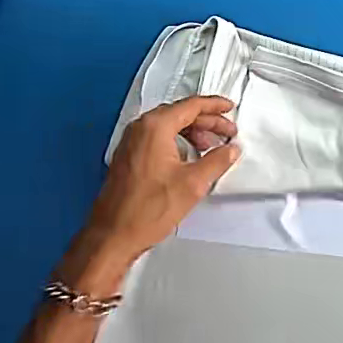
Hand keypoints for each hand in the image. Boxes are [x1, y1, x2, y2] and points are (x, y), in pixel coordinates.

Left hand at [58, 96, 241, 294]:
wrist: (111, 237)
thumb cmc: (146, 210)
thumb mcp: (192, 184)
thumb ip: (217, 160)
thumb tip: (231, 149)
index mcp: (155, 126)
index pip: (192, 105)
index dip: (214, 106)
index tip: (228, 107)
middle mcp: (140, 128)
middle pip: (180, 113)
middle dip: (206, 121)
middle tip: (226, 130)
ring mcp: (131, 141)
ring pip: (169, 125)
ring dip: (192, 132)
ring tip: (211, 146)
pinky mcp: (128, 155)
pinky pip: (157, 137)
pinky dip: (177, 141)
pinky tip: (189, 157)